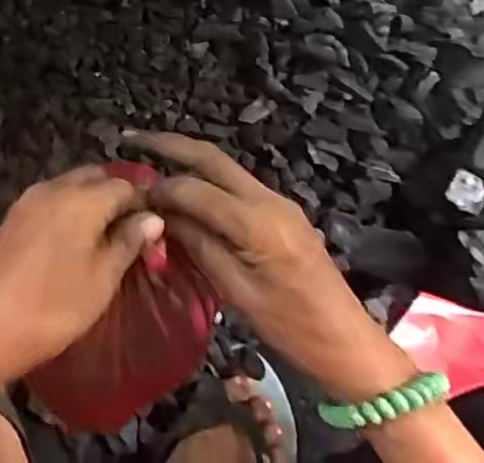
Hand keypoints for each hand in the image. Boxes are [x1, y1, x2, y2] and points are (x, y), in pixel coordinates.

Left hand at [0, 165, 165, 392]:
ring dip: (94, 200)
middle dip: (118, 195)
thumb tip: (152, 216)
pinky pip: (52, 197)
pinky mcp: (15, 213)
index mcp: (80, 198)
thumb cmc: (56, 305)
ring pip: (71, 184)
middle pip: (94, 176)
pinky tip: (80, 238)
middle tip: (136, 232)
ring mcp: (29, 198)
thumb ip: (128, 241)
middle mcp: (52, 187)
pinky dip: (72, 207)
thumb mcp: (102, 278)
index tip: (159, 231)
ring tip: (112, 238)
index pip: (123, 184)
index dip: (145, 203)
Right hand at [125, 131, 416, 401]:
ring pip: (221, 163)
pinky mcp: (280, 209)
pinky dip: (202, 173)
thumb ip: (196, 244)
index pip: (193, 189)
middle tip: (130, 138)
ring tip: (148, 152)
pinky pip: (233, 180)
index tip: (131, 194)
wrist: (353, 346)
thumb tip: (159, 214)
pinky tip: (182, 180)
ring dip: (183, 154)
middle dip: (166, 143)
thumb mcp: (236, 291)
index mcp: (258, 224)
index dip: (158, 189)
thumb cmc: (293, 328)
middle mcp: (268, 200)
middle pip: (209, 157)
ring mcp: (278, 201)